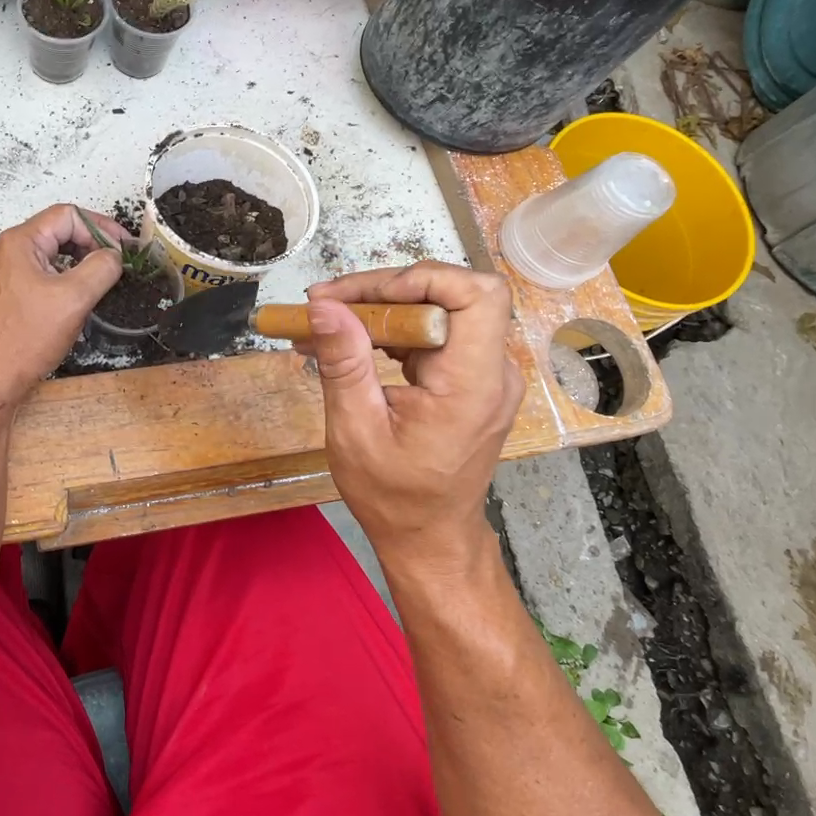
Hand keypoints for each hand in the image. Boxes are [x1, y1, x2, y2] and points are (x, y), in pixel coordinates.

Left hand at [0, 204, 124, 411]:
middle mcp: (8, 252)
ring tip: (104, 281)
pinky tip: (80, 299)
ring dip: (81, 263)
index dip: (102, 228)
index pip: (68, 216)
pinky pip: (43, 276)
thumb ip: (101, 268)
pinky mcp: (9, 296)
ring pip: (53, 255)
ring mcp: (6, 274)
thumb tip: (114, 256)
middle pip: (59, 231)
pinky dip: (66, 280)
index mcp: (19, 242)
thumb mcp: (73, 298)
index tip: (125, 250)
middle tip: (119, 263)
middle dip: (93, 244)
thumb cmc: (23, 340)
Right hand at [302, 262, 523, 571]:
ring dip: (381, 309)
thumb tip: (323, 306)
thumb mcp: (354, 430)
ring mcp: (484, 375)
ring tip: (324, 321)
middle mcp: (491, 372)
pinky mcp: (469, 380)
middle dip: (384, 290)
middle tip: (324, 303)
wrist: (429, 536)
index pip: (476, 295)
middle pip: (452, 295)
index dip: (420, 278)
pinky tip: (346, 342)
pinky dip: (390, 331)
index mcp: (471, 384)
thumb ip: (343, 363)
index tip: (358, 296)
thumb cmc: (392, 495)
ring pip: (439, 310)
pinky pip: (433, 335)